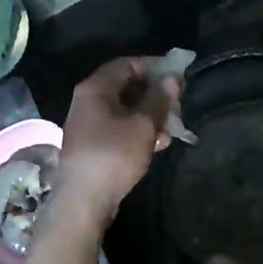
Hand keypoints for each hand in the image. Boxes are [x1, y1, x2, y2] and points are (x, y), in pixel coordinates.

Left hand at [54, 57, 181, 226]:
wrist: (84, 199)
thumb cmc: (114, 155)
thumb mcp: (143, 124)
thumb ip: (159, 98)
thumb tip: (171, 79)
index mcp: (94, 89)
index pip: (126, 64)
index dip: (154, 66)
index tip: (178, 77)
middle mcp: (86, 103)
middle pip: (125, 88)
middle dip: (154, 95)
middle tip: (178, 105)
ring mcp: (86, 126)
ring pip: (124, 112)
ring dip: (149, 117)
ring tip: (172, 129)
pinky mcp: (91, 146)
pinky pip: (117, 130)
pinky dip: (137, 133)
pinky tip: (158, 145)